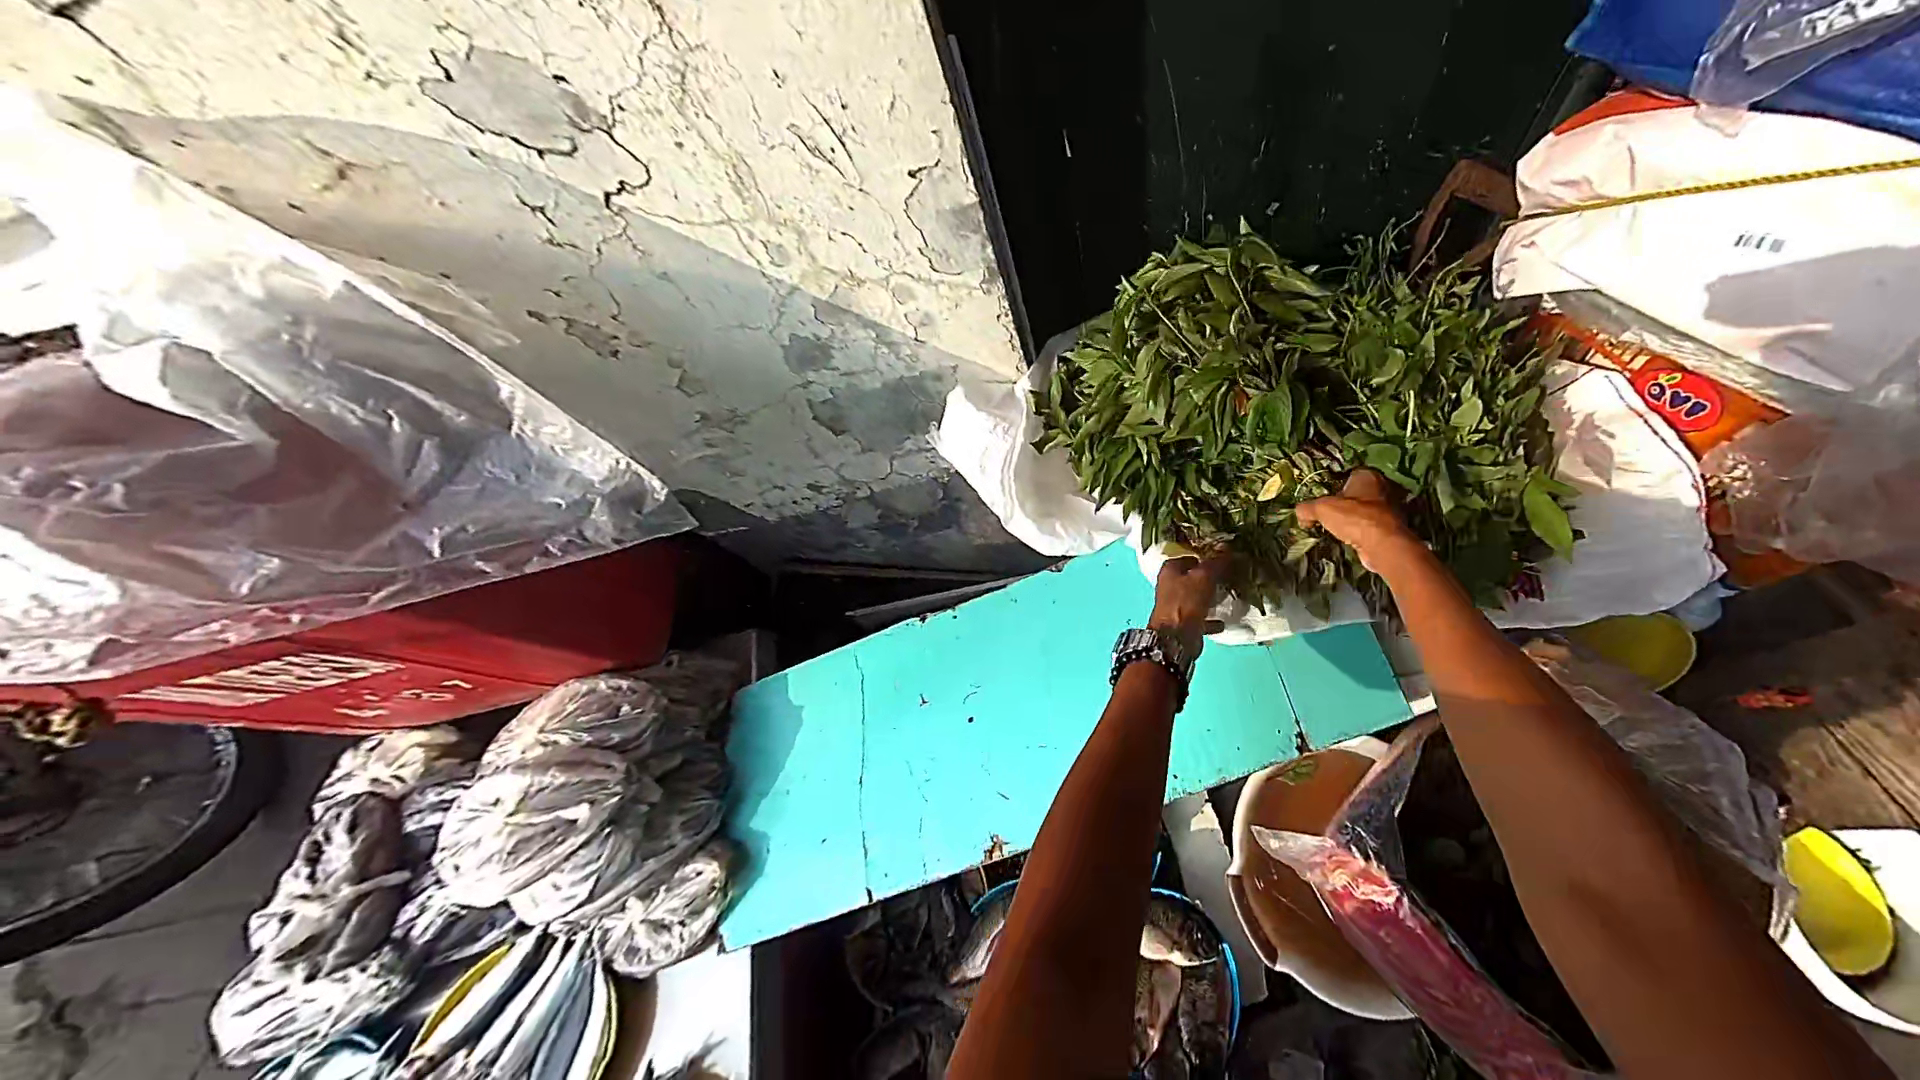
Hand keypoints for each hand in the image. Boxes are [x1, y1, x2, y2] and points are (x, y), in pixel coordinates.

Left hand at [1149, 552, 1227, 650]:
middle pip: (1193, 577)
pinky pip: (1199, 617)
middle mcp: (1169, 586)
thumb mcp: (1204, 577)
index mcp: (1170, 570)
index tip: (1225, 560)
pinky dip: (1210, 619)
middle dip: (1210, 578)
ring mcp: (1174, 605)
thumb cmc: (1186, 602)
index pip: (1190, 556)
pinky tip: (1222, 621)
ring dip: (1210, 598)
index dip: (1207, 557)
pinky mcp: (1182, 623)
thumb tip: (1228, 547)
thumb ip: (1216, 562)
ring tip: (1228, 596)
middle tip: (1230, 577)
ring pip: (1196, 597)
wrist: (1176, 638)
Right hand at [1295, 469, 1424, 572]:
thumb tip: (1300, 513)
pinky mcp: (1392, 527)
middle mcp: (1383, 488)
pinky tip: (1347, 538)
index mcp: (1368, 476)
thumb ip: (1307, 508)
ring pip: (1363, 511)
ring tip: (1333, 528)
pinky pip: (1369, 526)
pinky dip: (1359, 531)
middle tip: (1324, 513)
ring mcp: (1391, 508)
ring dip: (1350, 519)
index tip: (1320, 497)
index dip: (1332, 485)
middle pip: (1356, 494)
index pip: (1347, 475)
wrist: (1382, 545)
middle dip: (1342, 503)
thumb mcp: (1321, 509)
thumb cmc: (1354, 518)